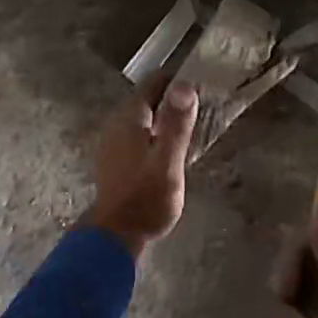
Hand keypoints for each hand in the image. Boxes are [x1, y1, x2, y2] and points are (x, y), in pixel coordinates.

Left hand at [83, 75, 197, 257]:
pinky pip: (139, 134)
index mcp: (130, 116)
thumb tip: (185, 84)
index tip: (204, 87)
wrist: (114, 236)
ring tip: (192, 129)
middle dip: (174, 99)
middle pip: (148, 98)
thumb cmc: (145, 198)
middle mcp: (117, 121)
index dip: (179, 81)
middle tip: (204, 109)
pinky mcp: (114, 158)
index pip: (154, 81)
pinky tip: (170, 150)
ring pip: (144, 116)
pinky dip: (156, 134)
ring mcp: (113, 140)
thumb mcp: (168, 161)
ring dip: (165, 118)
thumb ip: (176, 123)